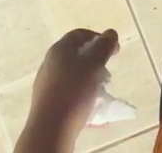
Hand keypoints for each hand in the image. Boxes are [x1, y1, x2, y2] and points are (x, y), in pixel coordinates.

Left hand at [14, 28, 118, 152]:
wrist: (50, 129)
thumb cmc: (73, 91)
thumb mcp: (93, 65)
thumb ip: (103, 47)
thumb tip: (111, 33)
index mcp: (60, 49)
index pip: (80, 34)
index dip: (99, 39)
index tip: (114, 51)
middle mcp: (51, 63)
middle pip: (77, 56)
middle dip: (96, 63)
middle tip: (108, 75)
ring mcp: (48, 84)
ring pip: (74, 76)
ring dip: (90, 82)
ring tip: (102, 94)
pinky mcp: (48, 103)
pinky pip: (70, 95)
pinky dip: (83, 98)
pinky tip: (93, 111)